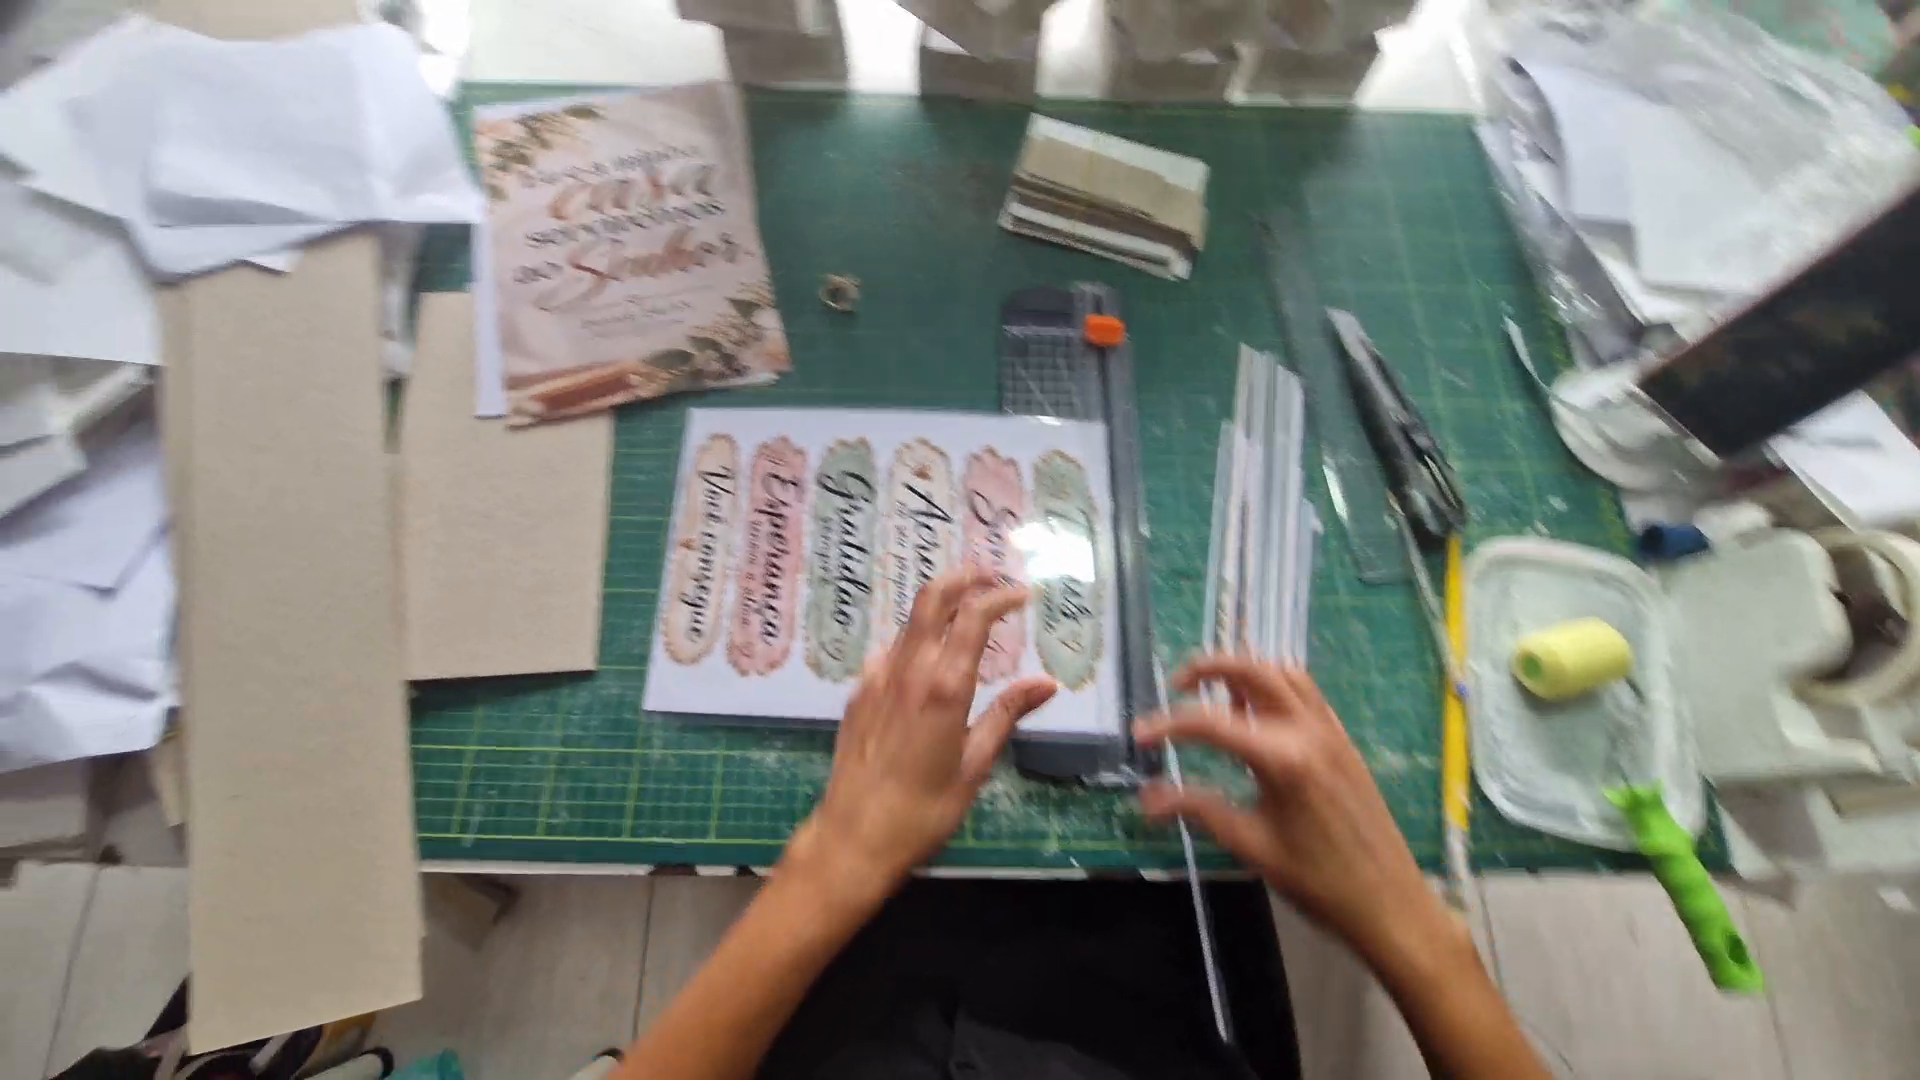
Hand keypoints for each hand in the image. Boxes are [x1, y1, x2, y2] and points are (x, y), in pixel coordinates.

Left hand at [785, 569, 1058, 903]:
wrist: (852, 838)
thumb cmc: (924, 811)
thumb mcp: (975, 766)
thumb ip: (1007, 715)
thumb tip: (1046, 683)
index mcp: (944, 687)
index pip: (973, 617)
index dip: (999, 597)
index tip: (1021, 595)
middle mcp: (908, 670)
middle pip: (931, 599)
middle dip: (962, 578)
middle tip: (988, 576)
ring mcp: (876, 678)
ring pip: (909, 622)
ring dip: (939, 606)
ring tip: (964, 614)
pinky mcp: (858, 693)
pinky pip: (890, 652)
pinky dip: (916, 641)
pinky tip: (926, 663)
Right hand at [1135, 656, 1451, 965]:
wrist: (1392, 906)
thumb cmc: (1318, 882)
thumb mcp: (1251, 846)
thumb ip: (1198, 810)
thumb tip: (1147, 799)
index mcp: (1283, 759)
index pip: (1212, 723)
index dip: (1169, 725)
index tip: (1139, 735)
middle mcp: (1309, 731)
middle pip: (1253, 670)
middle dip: (1210, 667)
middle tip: (1178, 684)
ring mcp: (1331, 731)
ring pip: (1283, 672)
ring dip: (1245, 670)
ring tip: (1215, 692)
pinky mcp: (1342, 740)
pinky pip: (1306, 692)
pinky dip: (1274, 684)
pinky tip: (1256, 713)